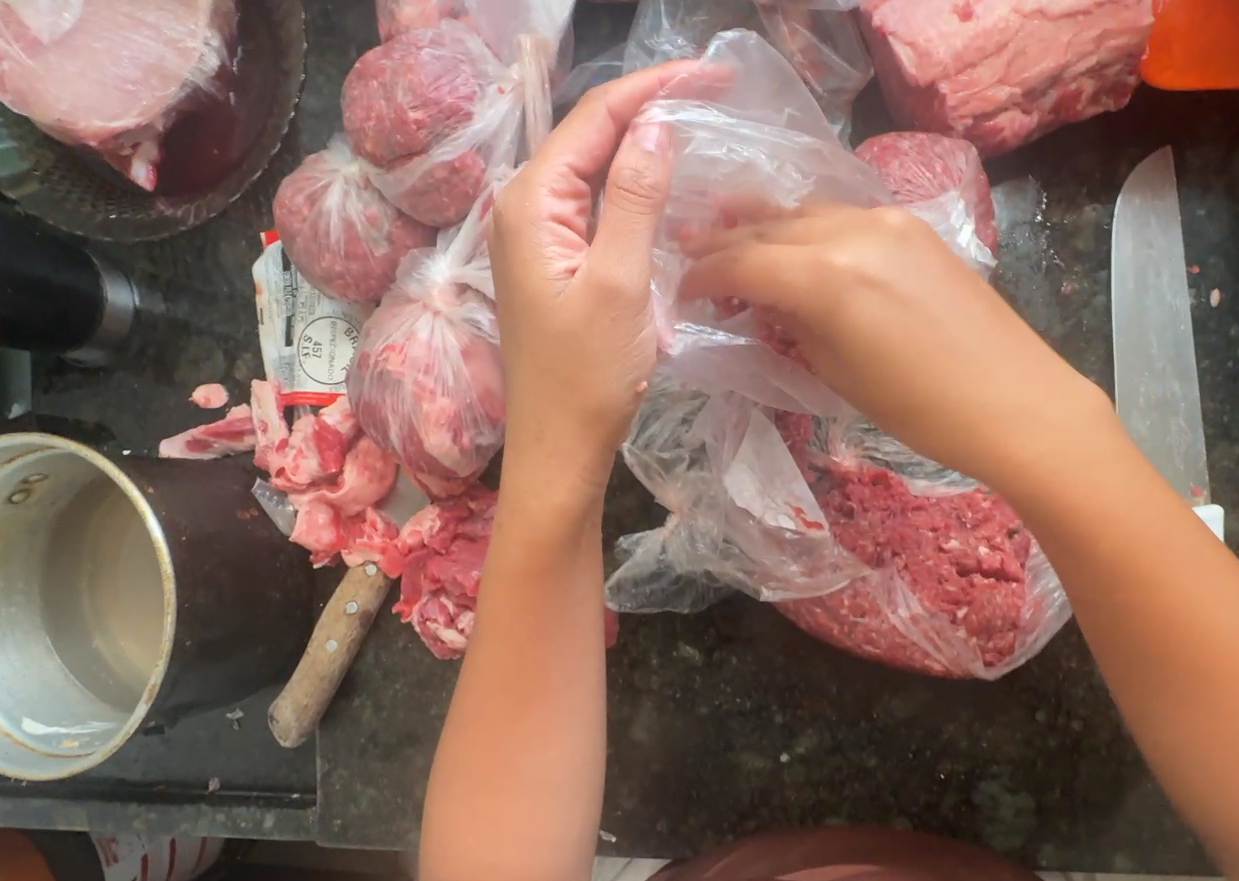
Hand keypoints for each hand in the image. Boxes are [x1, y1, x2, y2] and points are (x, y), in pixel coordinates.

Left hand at [490, 62, 691, 495]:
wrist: (559, 450)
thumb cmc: (587, 378)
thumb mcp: (619, 283)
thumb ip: (635, 198)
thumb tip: (655, 123)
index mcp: (531, 203)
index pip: (595, 118)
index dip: (655, 87)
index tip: (715, 73)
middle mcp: (523, 210)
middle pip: (590, 138)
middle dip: (649, 110)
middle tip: (715, 97)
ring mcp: (535, 241)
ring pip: (593, 175)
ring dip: (641, 149)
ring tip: (698, 131)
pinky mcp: (552, 269)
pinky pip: (593, 212)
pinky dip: (630, 193)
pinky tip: (663, 191)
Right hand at [680, 203, 1111, 484]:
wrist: (1011, 400)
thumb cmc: (915, 408)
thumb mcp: (834, 371)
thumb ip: (790, 324)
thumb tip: (763, 303)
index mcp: (826, 276)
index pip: (744, 262)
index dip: (704, 275)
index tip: (681, 290)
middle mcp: (852, 230)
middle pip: (770, 227)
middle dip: (725, 242)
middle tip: (689, 253)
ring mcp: (888, 220)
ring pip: (806, 212)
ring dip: (764, 226)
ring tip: (727, 233)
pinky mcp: (914, 226)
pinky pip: (842, 216)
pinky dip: (807, 228)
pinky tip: (791, 240)